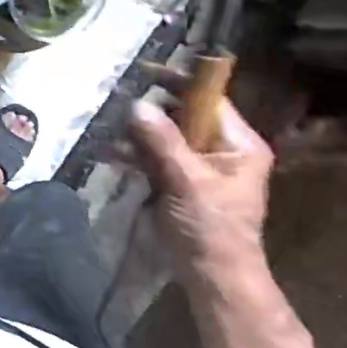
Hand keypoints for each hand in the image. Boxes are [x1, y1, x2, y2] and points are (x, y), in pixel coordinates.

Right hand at [126, 90, 273, 274]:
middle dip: (151, 108)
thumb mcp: (187, 181)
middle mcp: (221, 150)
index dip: (180, 84)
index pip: (209, 101)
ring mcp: (198, 167)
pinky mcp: (178, 182)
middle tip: (118, 98)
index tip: (147, 72)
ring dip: (137, 132)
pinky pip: (154, 157)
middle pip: (184, 116)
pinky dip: (134, 153)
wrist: (212, 276)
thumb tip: (137, 105)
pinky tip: (109, 152)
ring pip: (165, 136)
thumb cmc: (212, 228)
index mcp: (238, 145)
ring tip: (108, 126)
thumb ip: (163, 142)